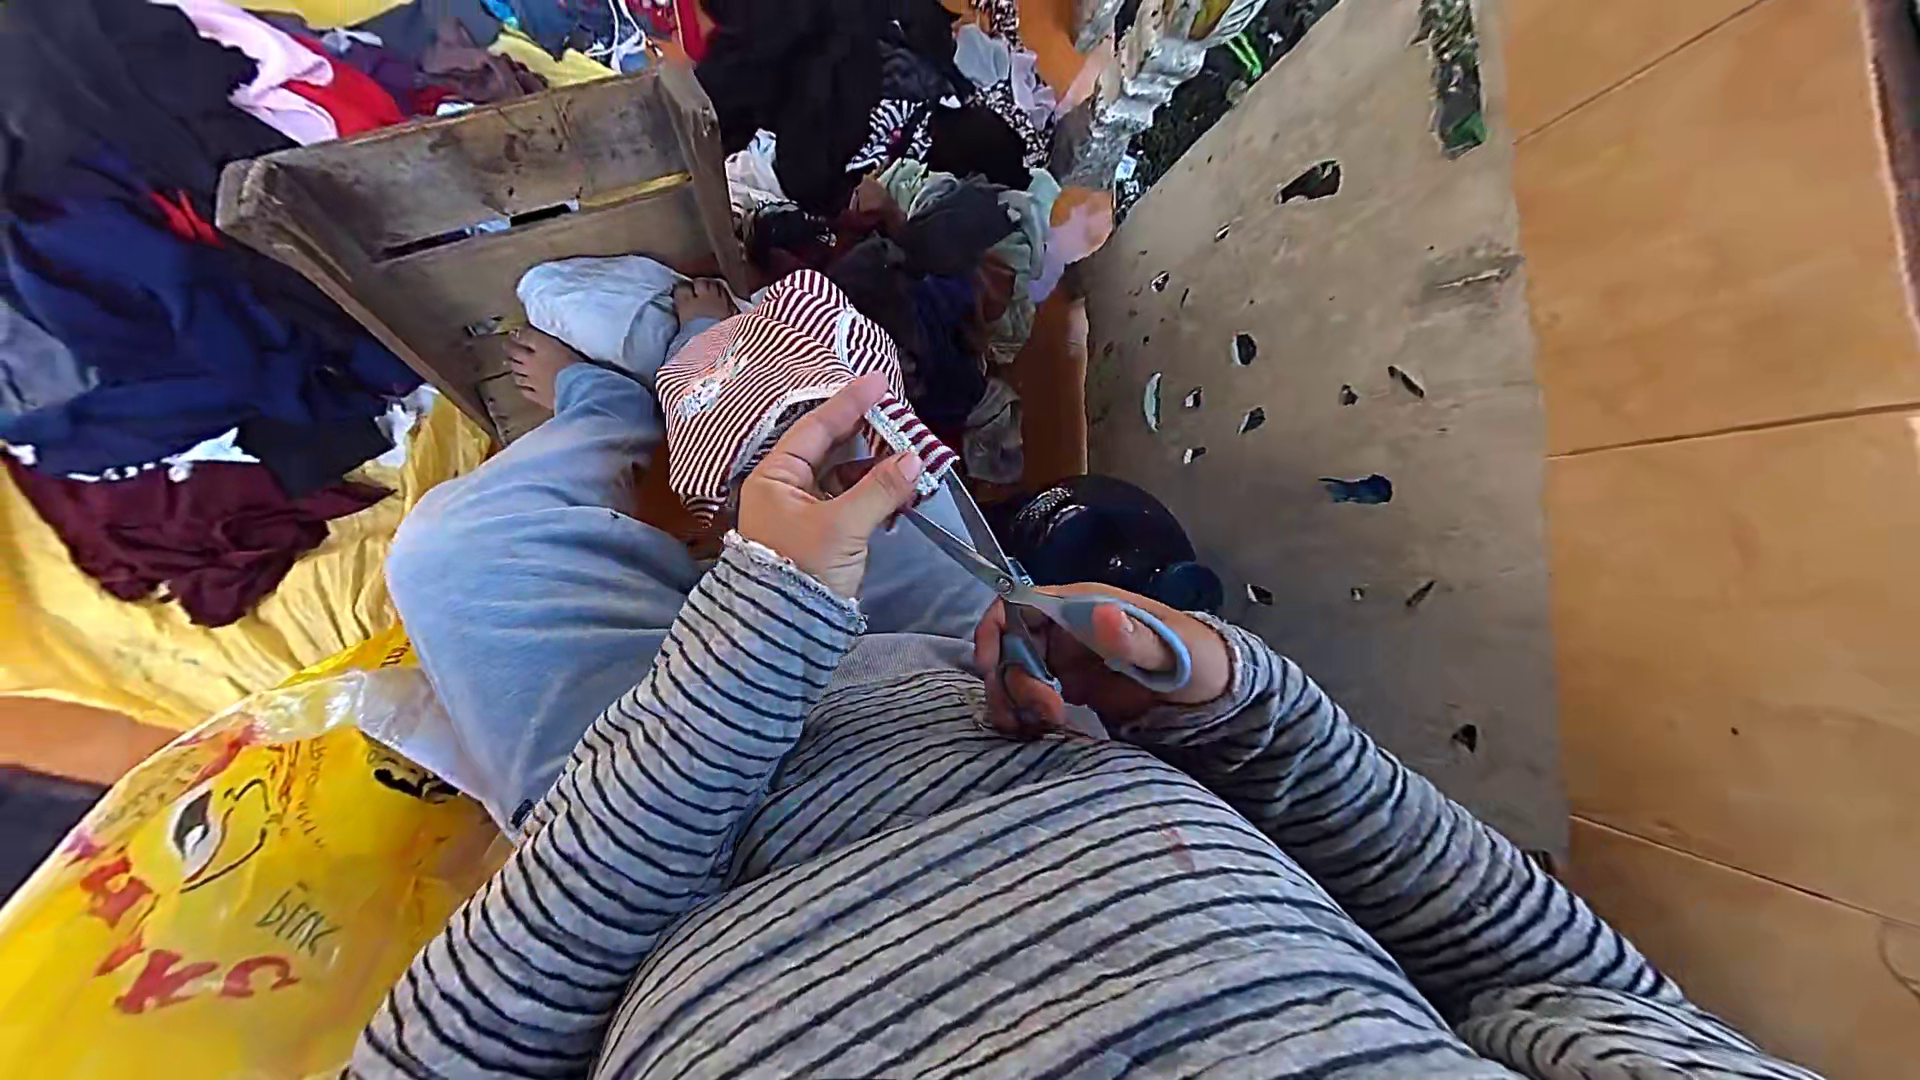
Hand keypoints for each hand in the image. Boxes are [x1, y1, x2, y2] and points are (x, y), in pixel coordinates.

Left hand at [736, 373, 924, 598]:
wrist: (787, 628)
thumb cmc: (802, 569)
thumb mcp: (842, 526)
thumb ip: (878, 490)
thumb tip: (914, 459)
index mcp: (776, 478)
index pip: (815, 428)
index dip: (848, 404)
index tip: (878, 382)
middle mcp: (789, 488)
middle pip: (831, 449)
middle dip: (866, 435)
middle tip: (898, 418)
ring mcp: (807, 510)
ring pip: (846, 476)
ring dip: (876, 468)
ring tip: (908, 459)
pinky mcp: (825, 531)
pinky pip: (854, 500)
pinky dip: (876, 493)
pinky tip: (898, 491)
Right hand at [971, 584, 1232, 738]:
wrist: (1212, 695)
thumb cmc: (1196, 660)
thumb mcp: (1172, 652)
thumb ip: (1135, 638)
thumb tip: (1100, 614)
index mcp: (1081, 606)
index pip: (1018, 603)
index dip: (995, 629)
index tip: (991, 666)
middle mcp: (1063, 629)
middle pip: (1009, 645)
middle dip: (1012, 680)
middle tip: (1044, 714)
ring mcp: (1063, 659)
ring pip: (1013, 673)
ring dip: (1012, 701)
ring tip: (1035, 728)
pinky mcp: (1067, 688)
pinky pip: (1029, 698)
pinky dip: (1024, 716)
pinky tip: (1039, 733)